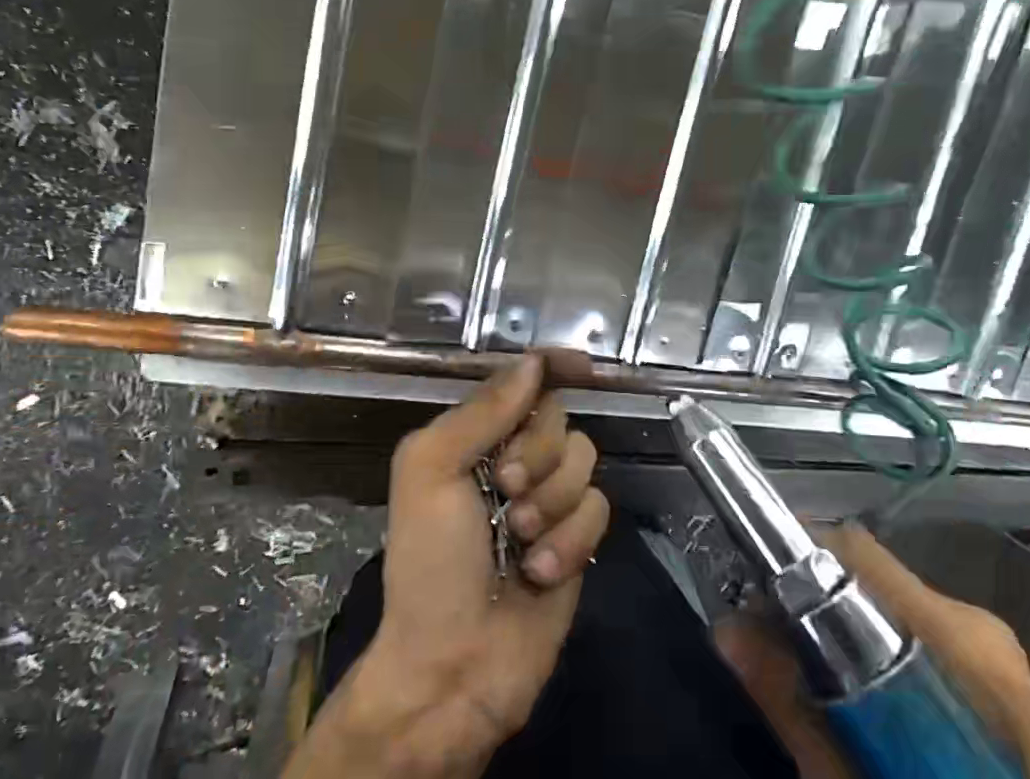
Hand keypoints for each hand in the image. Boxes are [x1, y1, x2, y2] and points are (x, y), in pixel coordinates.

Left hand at [283, 353, 610, 778]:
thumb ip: (482, 413)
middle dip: (537, 454)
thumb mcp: (431, 471)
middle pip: (558, 419)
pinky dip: (570, 540)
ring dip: (552, 502)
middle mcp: (513, 461)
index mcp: (471, 439)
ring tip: (519, 540)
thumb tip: (532, 364)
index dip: (551, 369)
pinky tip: (539, 571)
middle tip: (505, 492)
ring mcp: (549, 500)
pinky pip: (599, 510)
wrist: (455, 664)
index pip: (521, 386)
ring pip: (585, 461)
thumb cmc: (430, 562)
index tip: (581, 366)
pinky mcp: (577, 540)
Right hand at [715, 524, 1029, 778]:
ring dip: (840, 625)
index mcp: (960, 640)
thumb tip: (726, 631)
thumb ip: (789, 699)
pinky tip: (858, 693)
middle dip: (812, 597)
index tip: (752, 583)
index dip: (795, 558)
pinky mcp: (1002, 683)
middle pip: (870, 579)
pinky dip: (874, 651)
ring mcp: (1001, 658)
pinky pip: (916, 638)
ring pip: (889, 608)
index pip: (857, 553)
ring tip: (807, 667)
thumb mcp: (846, 771)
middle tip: (768, 634)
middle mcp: (983, 631)